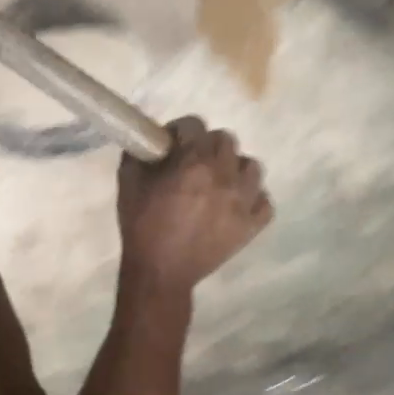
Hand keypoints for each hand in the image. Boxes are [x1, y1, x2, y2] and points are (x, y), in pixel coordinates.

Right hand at [118, 116, 272, 292]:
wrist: (160, 270)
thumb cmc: (141, 222)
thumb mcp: (128, 179)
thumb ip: (138, 151)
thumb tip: (147, 140)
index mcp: (194, 162)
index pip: (195, 124)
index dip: (179, 130)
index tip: (169, 144)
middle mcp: (224, 176)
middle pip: (226, 140)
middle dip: (206, 144)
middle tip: (191, 161)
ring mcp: (243, 202)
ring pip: (252, 167)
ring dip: (234, 168)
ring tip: (217, 181)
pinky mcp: (252, 226)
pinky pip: (265, 201)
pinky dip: (252, 198)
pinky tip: (234, 203)